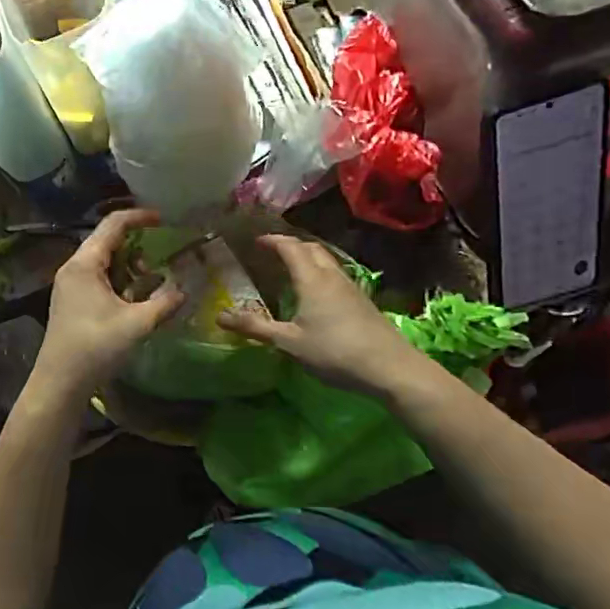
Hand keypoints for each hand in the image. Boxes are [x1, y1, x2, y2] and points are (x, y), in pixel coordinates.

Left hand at [34, 209, 184, 391]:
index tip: (164, 220)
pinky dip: (118, 281)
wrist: (59, 381)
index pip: (113, 225)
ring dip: (129, 267)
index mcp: (85, 263)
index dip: (140, 217)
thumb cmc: (95, 347)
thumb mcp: (137, 324)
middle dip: (137, 246)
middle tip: (161, 259)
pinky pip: (97, 279)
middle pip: (107, 241)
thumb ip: (164, 303)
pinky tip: (135, 300)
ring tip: (151, 283)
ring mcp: (69, 285)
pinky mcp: (71, 301)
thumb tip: (183, 290)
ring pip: (103, 262)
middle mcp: (73, 268)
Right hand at [218, 235, 429, 390]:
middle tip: (272, 251)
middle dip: (290, 245)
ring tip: (290, 268)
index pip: (290, 248)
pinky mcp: (361, 302)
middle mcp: (332, 277)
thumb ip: (255, 328)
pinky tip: (315, 292)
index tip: (257, 241)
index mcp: (312, 280)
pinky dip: (319, 273)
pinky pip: (335, 276)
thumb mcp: (289, 342)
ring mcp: (351, 288)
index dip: (273, 241)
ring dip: (307, 257)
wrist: (389, 367)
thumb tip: (220, 316)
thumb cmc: (334, 351)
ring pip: (326, 261)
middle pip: (311, 249)